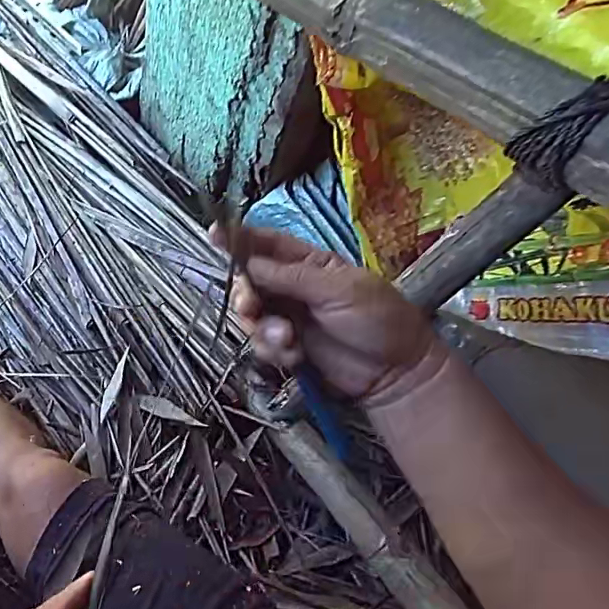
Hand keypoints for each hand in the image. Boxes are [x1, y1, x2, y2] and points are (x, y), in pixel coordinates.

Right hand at [215, 226, 446, 408]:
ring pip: (250, 318)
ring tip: (289, 342)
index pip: (265, 244)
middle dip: (245, 296)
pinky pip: (260, 346)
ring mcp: (287, 318)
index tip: (214, 235)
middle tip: (252, 308)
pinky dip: (273, 352)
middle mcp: (291, 287)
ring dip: (263, 331)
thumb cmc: (378, 319)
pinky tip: (296, 357)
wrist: (395, 373)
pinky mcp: (286, 348)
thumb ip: (290, 276)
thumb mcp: (339, 290)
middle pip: (247, 283)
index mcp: (308, 262)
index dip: (238, 239)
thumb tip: (249, 262)